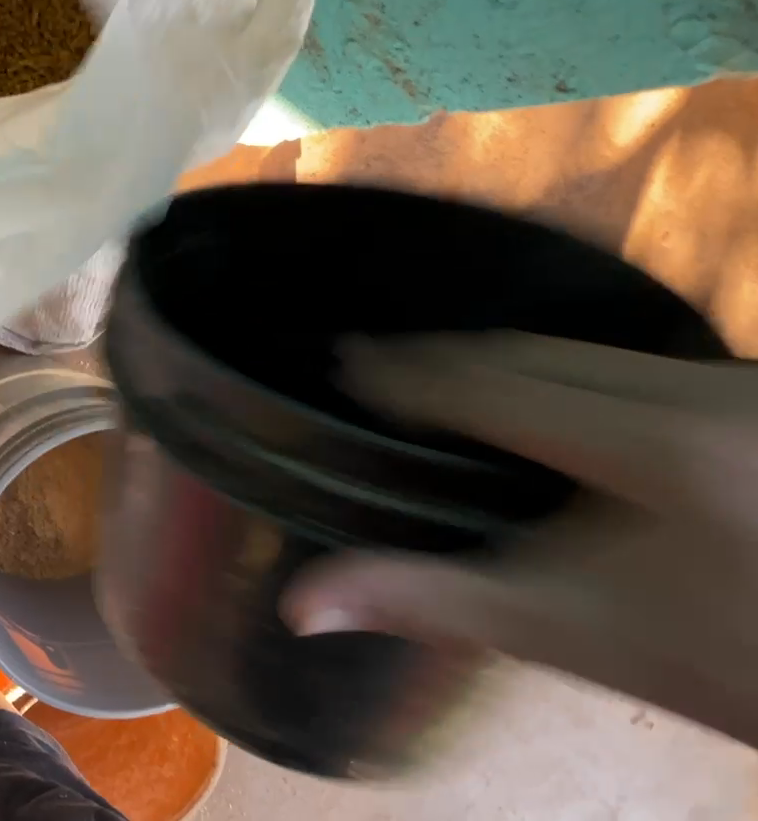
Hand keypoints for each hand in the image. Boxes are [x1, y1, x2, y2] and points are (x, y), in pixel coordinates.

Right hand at [284, 333, 757, 745]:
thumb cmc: (737, 661)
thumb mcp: (578, 635)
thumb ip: (433, 602)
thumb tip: (299, 604)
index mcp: (660, 447)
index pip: (489, 380)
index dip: (405, 373)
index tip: (347, 368)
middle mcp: (716, 393)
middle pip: (533, 350)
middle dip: (443, 359)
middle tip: (375, 370)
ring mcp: (757, 388)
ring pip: (592, 350)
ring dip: (503, 363)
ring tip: (442, 383)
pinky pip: (644, 365)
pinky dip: (569, 376)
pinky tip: (546, 404)